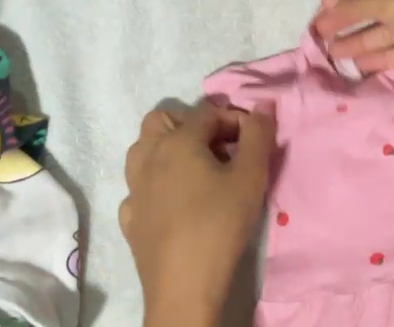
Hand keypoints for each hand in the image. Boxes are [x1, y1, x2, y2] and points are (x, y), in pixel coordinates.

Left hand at [121, 101, 273, 324]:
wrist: (185, 289)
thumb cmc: (220, 225)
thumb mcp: (251, 176)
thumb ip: (258, 134)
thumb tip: (263, 104)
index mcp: (177, 141)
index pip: (208, 112)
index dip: (235, 120)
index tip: (253, 142)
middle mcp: (148, 158)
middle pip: (161, 120)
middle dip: (191, 124)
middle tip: (218, 147)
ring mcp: (134, 191)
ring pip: (142, 151)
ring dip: (166, 150)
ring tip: (195, 169)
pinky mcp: (130, 221)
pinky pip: (138, 188)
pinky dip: (155, 185)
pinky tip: (174, 202)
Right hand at [310, 0, 393, 92]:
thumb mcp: (392, 3)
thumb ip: (357, 4)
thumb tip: (327, 1)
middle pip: (373, 0)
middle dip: (347, 13)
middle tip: (320, 30)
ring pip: (382, 28)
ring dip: (357, 37)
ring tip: (332, 51)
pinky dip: (375, 55)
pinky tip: (355, 64)